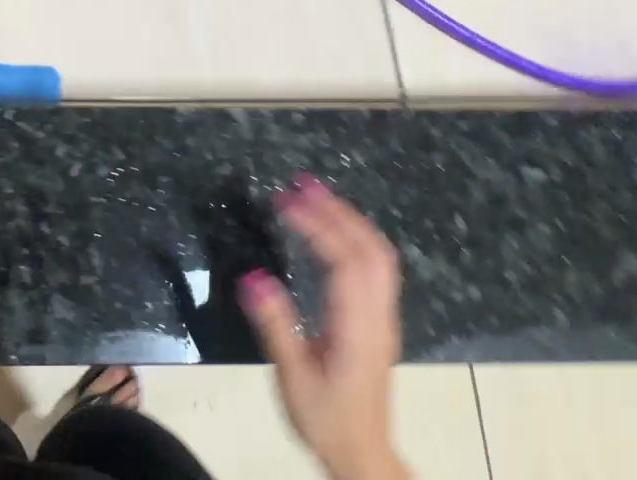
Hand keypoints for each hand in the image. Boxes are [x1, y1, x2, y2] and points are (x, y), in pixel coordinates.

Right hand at [238, 176, 406, 479]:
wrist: (363, 453)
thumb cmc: (325, 417)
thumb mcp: (294, 377)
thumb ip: (277, 327)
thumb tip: (253, 277)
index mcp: (357, 326)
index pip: (343, 261)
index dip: (317, 225)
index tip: (285, 200)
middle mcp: (377, 314)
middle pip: (370, 250)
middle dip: (337, 210)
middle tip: (301, 183)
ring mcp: (384, 316)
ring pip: (379, 255)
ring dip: (349, 219)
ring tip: (315, 195)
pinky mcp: (379, 319)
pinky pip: (376, 265)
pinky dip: (356, 236)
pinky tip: (333, 229)